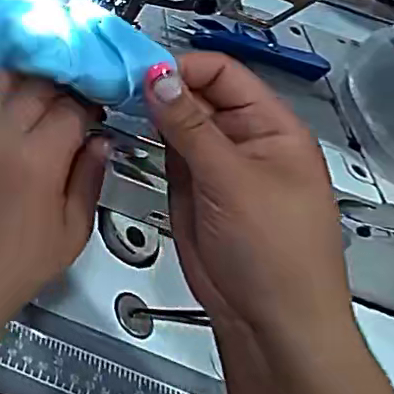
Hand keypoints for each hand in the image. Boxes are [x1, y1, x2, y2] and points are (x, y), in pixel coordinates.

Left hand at [0, 70, 108, 315]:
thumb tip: (101, 139)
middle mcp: (2, 133)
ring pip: (2, 79)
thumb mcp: (74, 228)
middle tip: (70, 109)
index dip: (88, 108)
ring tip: (37, 104)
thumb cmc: (25, 259)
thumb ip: (90, 176)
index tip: (96, 118)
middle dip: (60, 91)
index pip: (70, 108)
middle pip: (37, 85)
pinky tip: (11, 120)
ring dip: (25, 84)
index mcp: (37, 158)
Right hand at [144, 53, 352, 342]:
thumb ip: (190, 126)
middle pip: (197, 92)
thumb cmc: (276, 254)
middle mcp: (243, 137)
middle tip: (119, 84)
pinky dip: (147, 136)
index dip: (184, 68)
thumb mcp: (232, 180)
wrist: (268, 325)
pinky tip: (127, 126)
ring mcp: (215, 161)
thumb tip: (160, 76)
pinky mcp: (192, 183)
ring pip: (178, 119)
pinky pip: (167, 147)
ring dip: (151, 109)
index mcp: (271, 127)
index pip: (223, 74)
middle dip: (161, 87)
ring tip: (117, 100)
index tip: (144, 73)